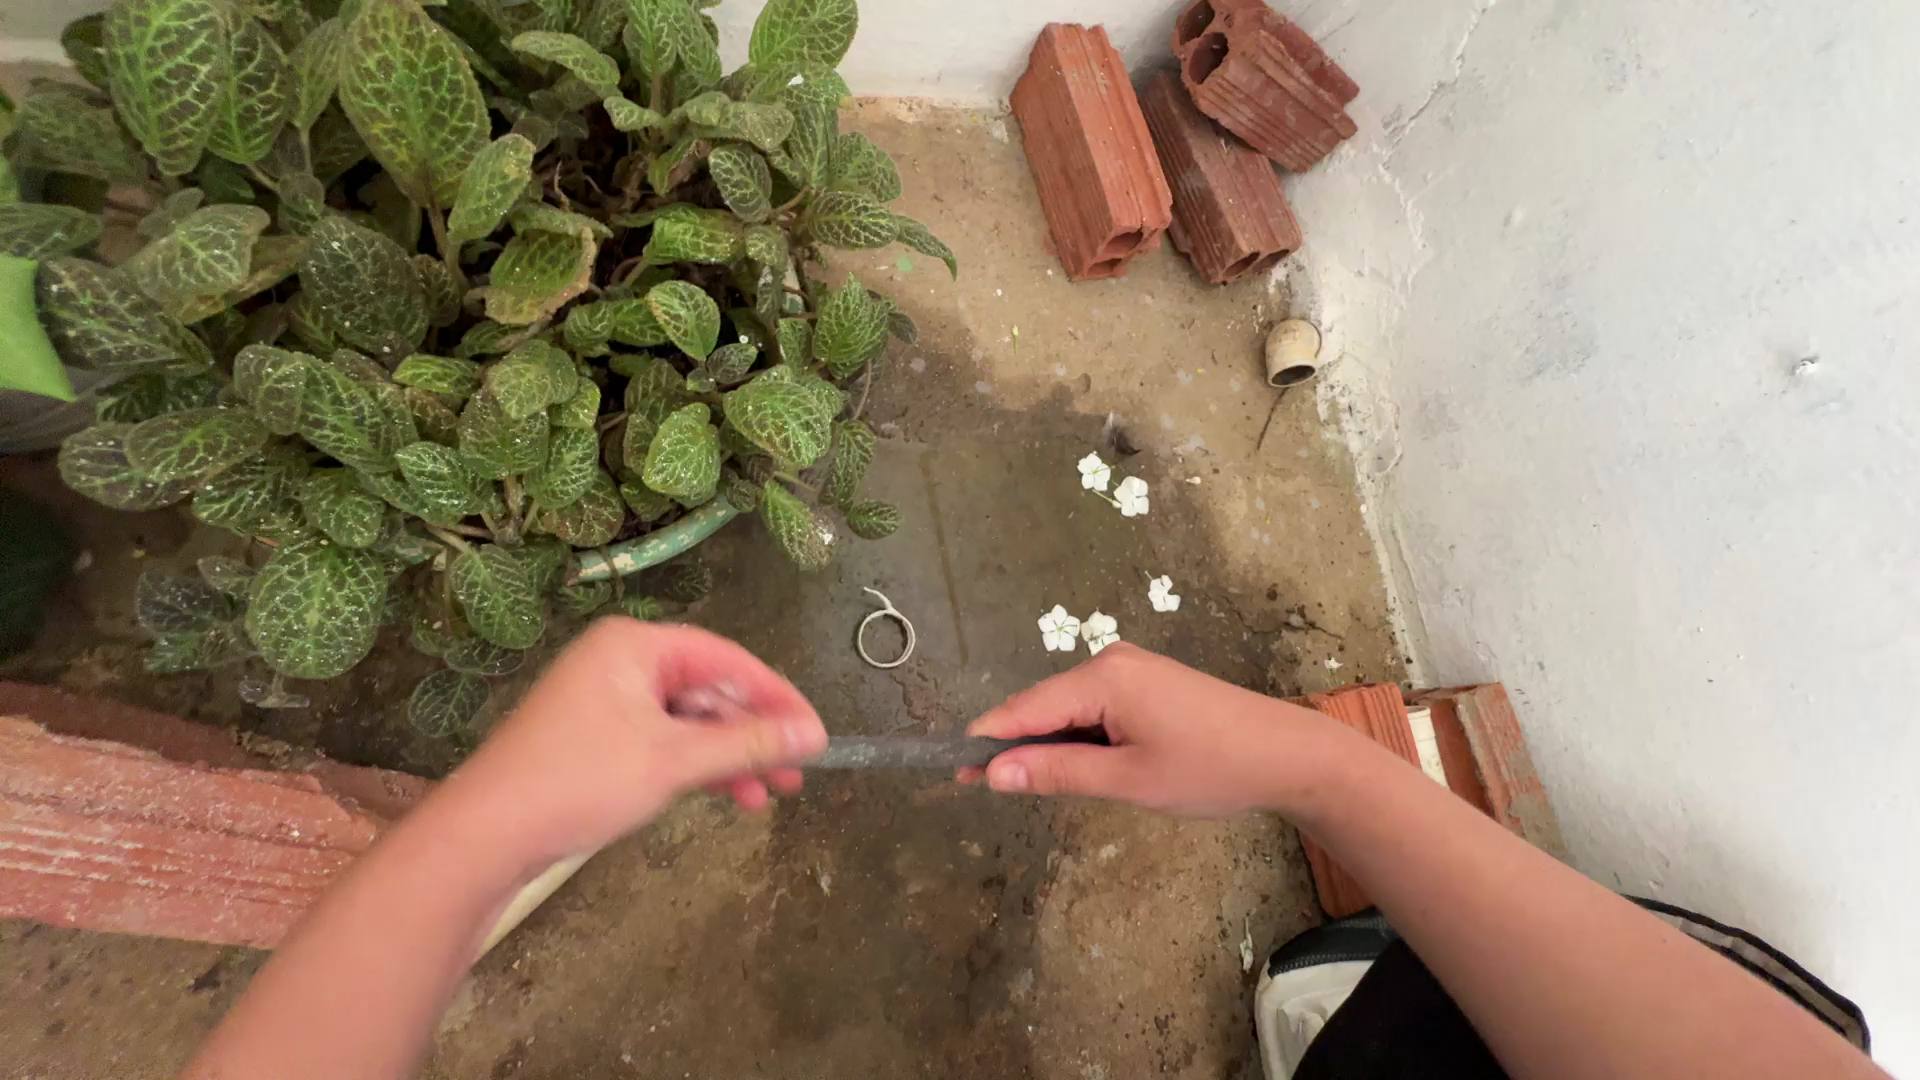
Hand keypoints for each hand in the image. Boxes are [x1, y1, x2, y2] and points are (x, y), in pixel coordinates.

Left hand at [449, 618, 826, 859]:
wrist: (480, 842)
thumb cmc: (579, 781)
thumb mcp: (674, 760)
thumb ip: (748, 743)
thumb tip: (813, 734)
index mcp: (638, 646)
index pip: (728, 660)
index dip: (777, 697)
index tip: (815, 732)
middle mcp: (627, 663)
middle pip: (712, 692)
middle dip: (756, 735)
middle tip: (799, 770)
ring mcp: (614, 701)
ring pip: (695, 722)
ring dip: (734, 757)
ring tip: (774, 793)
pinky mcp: (606, 737)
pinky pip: (670, 742)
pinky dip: (702, 767)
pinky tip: (735, 795)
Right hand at [965, 643, 1343, 817]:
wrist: (1288, 754)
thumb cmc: (1208, 769)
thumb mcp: (1127, 780)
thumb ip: (1056, 772)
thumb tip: (993, 772)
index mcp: (1102, 677)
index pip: (1026, 707)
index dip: (988, 738)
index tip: (954, 766)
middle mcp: (1111, 660)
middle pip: (1045, 703)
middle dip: (1017, 743)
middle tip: (989, 786)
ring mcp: (1131, 667)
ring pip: (1070, 706)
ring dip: (1051, 741)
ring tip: (1036, 781)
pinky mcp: (1147, 680)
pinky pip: (1096, 705)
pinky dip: (1080, 733)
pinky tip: (1083, 760)